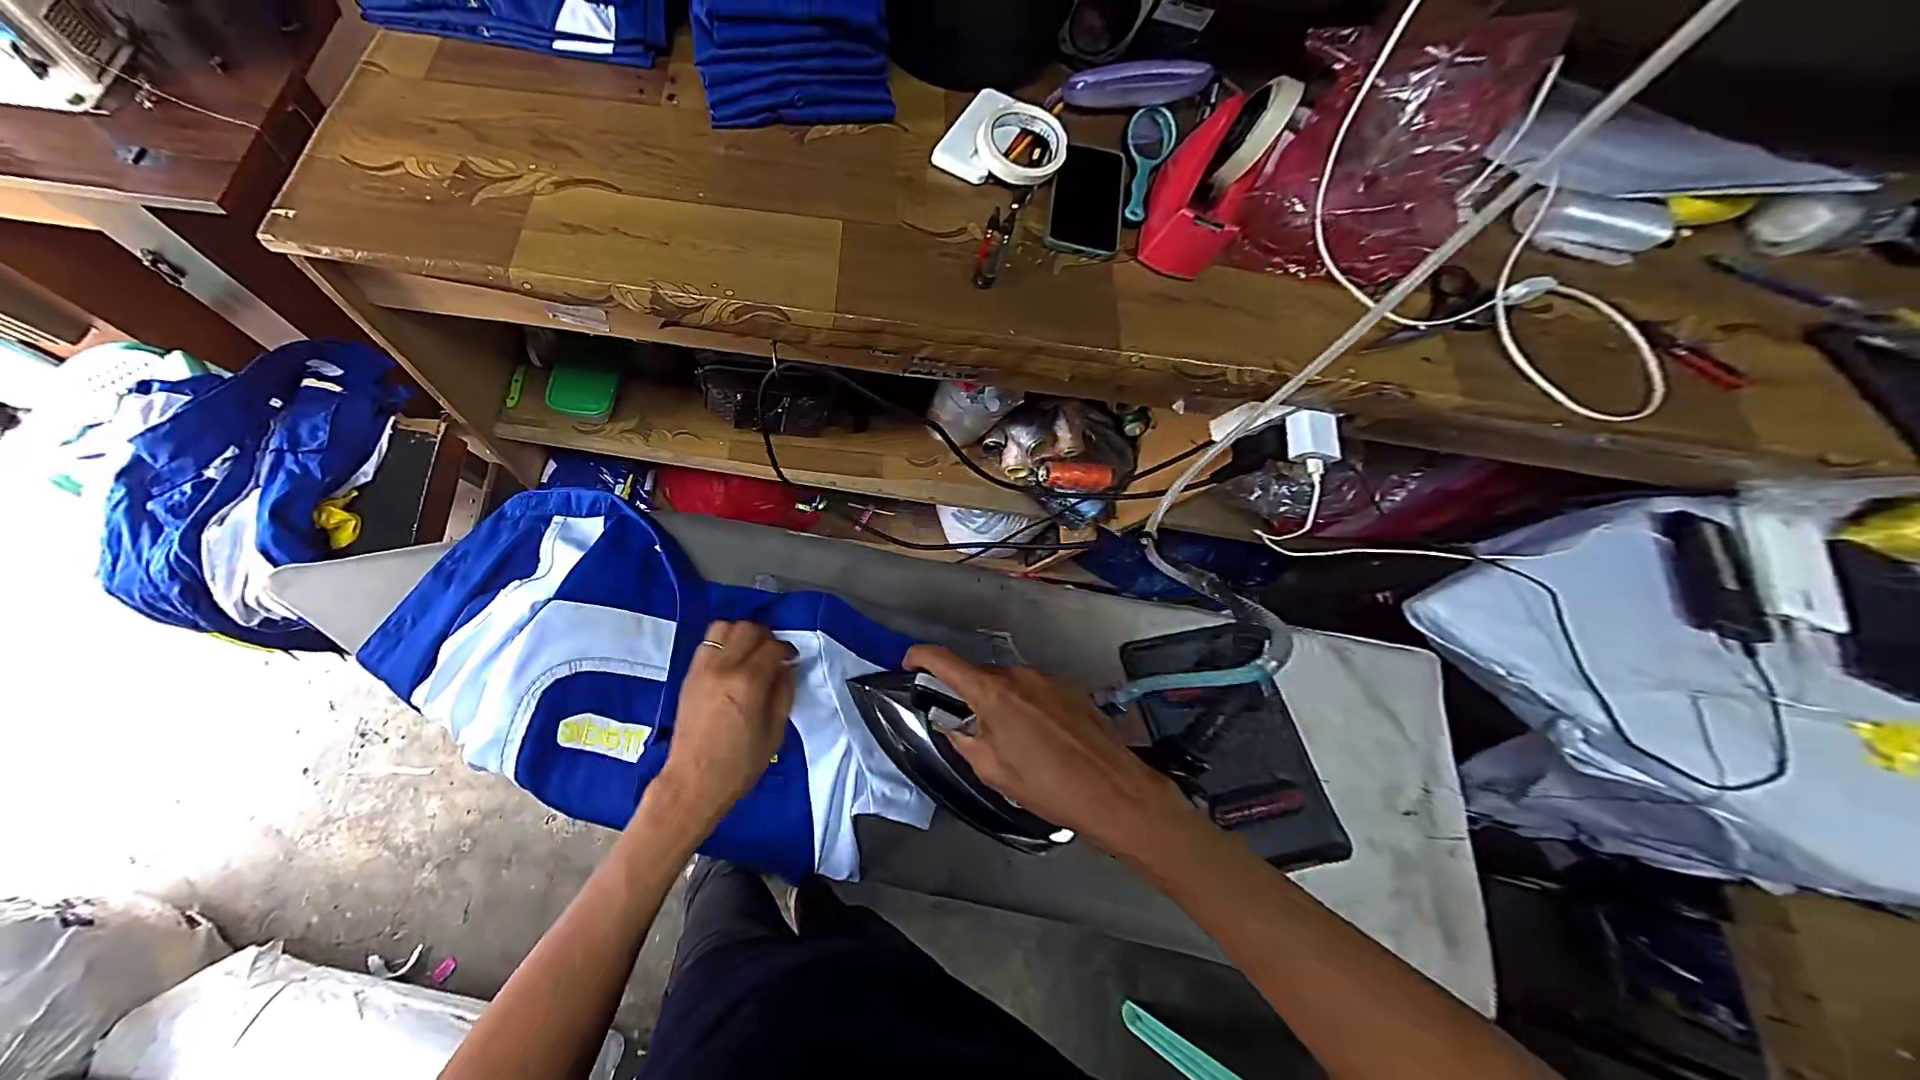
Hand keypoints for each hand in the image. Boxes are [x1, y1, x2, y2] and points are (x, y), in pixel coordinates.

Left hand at [656, 621, 797, 823]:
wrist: (695, 781)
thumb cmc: (739, 763)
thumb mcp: (775, 730)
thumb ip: (784, 692)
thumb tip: (786, 668)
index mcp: (748, 682)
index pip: (773, 646)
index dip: (787, 650)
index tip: (791, 659)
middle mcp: (723, 668)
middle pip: (749, 629)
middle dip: (766, 637)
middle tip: (773, 654)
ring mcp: (702, 669)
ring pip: (725, 627)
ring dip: (742, 635)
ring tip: (750, 653)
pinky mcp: (689, 675)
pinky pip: (707, 642)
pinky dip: (723, 643)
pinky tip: (731, 661)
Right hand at [905, 645, 1195, 856]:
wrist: (1114, 791)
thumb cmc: (1048, 787)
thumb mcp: (992, 770)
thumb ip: (964, 739)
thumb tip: (952, 723)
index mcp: (993, 693)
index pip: (945, 660)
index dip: (921, 656)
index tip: (910, 663)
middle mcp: (1020, 675)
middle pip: (979, 675)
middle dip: (965, 694)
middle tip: (964, 725)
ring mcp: (1048, 679)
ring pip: (1008, 683)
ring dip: (998, 702)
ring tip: (1009, 739)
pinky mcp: (1071, 688)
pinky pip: (1034, 690)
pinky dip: (1024, 705)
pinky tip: (1039, 737)